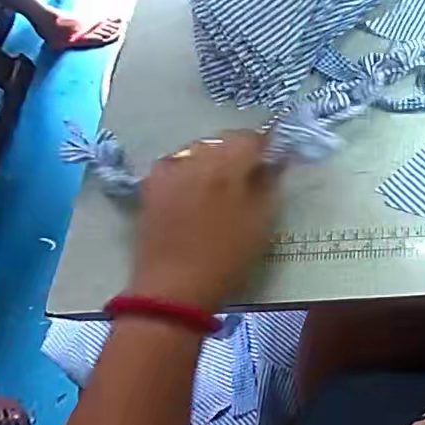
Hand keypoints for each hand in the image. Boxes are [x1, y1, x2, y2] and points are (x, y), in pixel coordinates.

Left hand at [126, 131, 277, 311]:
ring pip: (198, 149)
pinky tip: (195, 190)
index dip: (266, 146)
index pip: (251, 137)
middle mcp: (195, 158)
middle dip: (239, 151)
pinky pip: (177, 163)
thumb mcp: (263, 220)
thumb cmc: (228, 255)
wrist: (174, 287)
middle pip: (223, 139)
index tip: (273, 162)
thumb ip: (269, 183)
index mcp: (227, 165)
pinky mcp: (150, 185)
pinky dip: (189, 169)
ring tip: (222, 184)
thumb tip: (274, 162)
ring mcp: (169, 170)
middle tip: (251, 175)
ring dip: (213, 158)